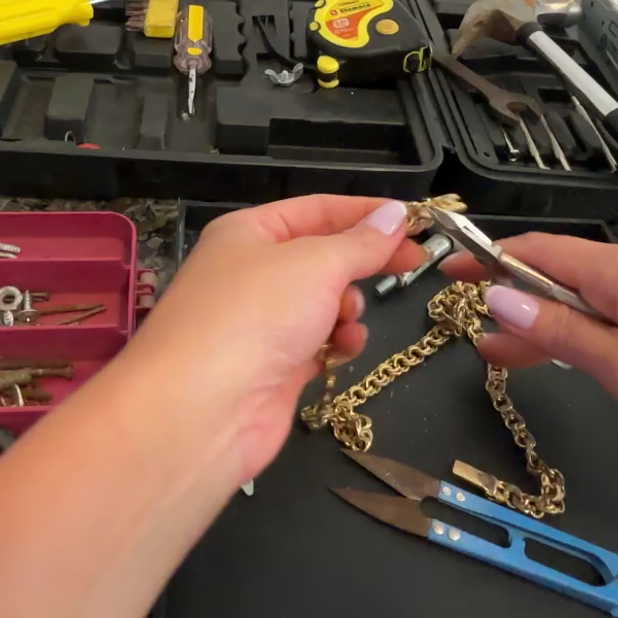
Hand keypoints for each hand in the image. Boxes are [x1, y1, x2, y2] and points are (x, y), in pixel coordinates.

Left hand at [125, 196, 428, 478]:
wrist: (202, 408)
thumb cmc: (256, 314)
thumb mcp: (316, 264)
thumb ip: (362, 242)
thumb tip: (396, 214)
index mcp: (248, 233)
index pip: (316, 209)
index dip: (366, 211)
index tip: (413, 219)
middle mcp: (250, 272)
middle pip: (321, 256)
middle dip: (363, 261)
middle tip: (415, 262)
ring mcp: (260, 323)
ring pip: (322, 303)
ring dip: (346, 307)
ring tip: (348, 317)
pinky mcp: (272, 368)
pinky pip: (317, 343)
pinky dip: (336, 342)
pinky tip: (343, 347)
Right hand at [441, 235, 617, 495]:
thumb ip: (564, 334)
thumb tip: (500, 295)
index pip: (539, 252)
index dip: (488, 260)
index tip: (446, 271)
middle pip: (572, 273)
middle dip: (523, 302)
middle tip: (483, 340)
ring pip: (608, 293)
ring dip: (565, 320)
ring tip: (527, 355)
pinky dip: (608, 325)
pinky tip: (601, 353)